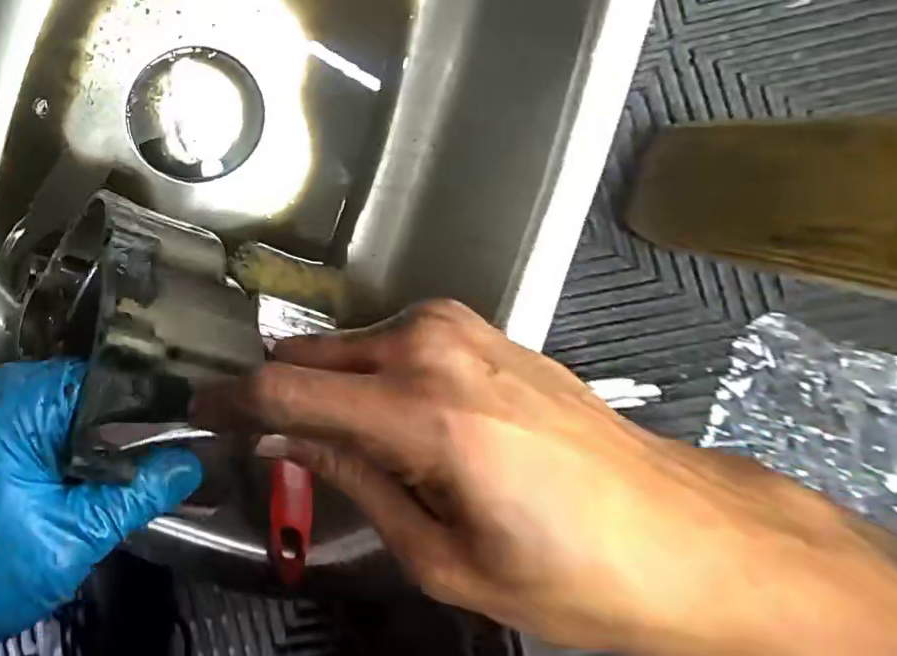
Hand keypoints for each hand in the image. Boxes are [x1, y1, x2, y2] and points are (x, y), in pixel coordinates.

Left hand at [0, 358, 202, 654]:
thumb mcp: (73, 535)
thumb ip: (134, 494)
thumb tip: (190, 464)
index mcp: (28, 396)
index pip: (108, 377)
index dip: (151, 400)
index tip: (192, 420)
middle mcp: (19, 386)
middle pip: (99, 388)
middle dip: (137, 418)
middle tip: (185, 443)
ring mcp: (12, 404)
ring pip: (86, 406)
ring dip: (116, 434)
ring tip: (162, 456)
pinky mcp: (11, 427)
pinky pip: (65, 420)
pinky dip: (92, 442)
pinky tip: (120, 466)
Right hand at [191, 300, 896, 655]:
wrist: (695, 535)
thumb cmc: (579, 574)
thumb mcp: (449, 559)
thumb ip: (352, 482)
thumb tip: (283, 439)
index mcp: (425, 418)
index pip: (289, 391)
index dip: (234, 400)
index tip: (200, 406)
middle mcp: (428, 349)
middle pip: (307, 355)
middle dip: (280, 393)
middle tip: (274, 437)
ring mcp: (450, 325)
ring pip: (343, 344)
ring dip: (326, 384)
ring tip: (350, 439)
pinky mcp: (466, 321)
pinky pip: (382, 338)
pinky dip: (365, 369)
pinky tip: (396, 412)